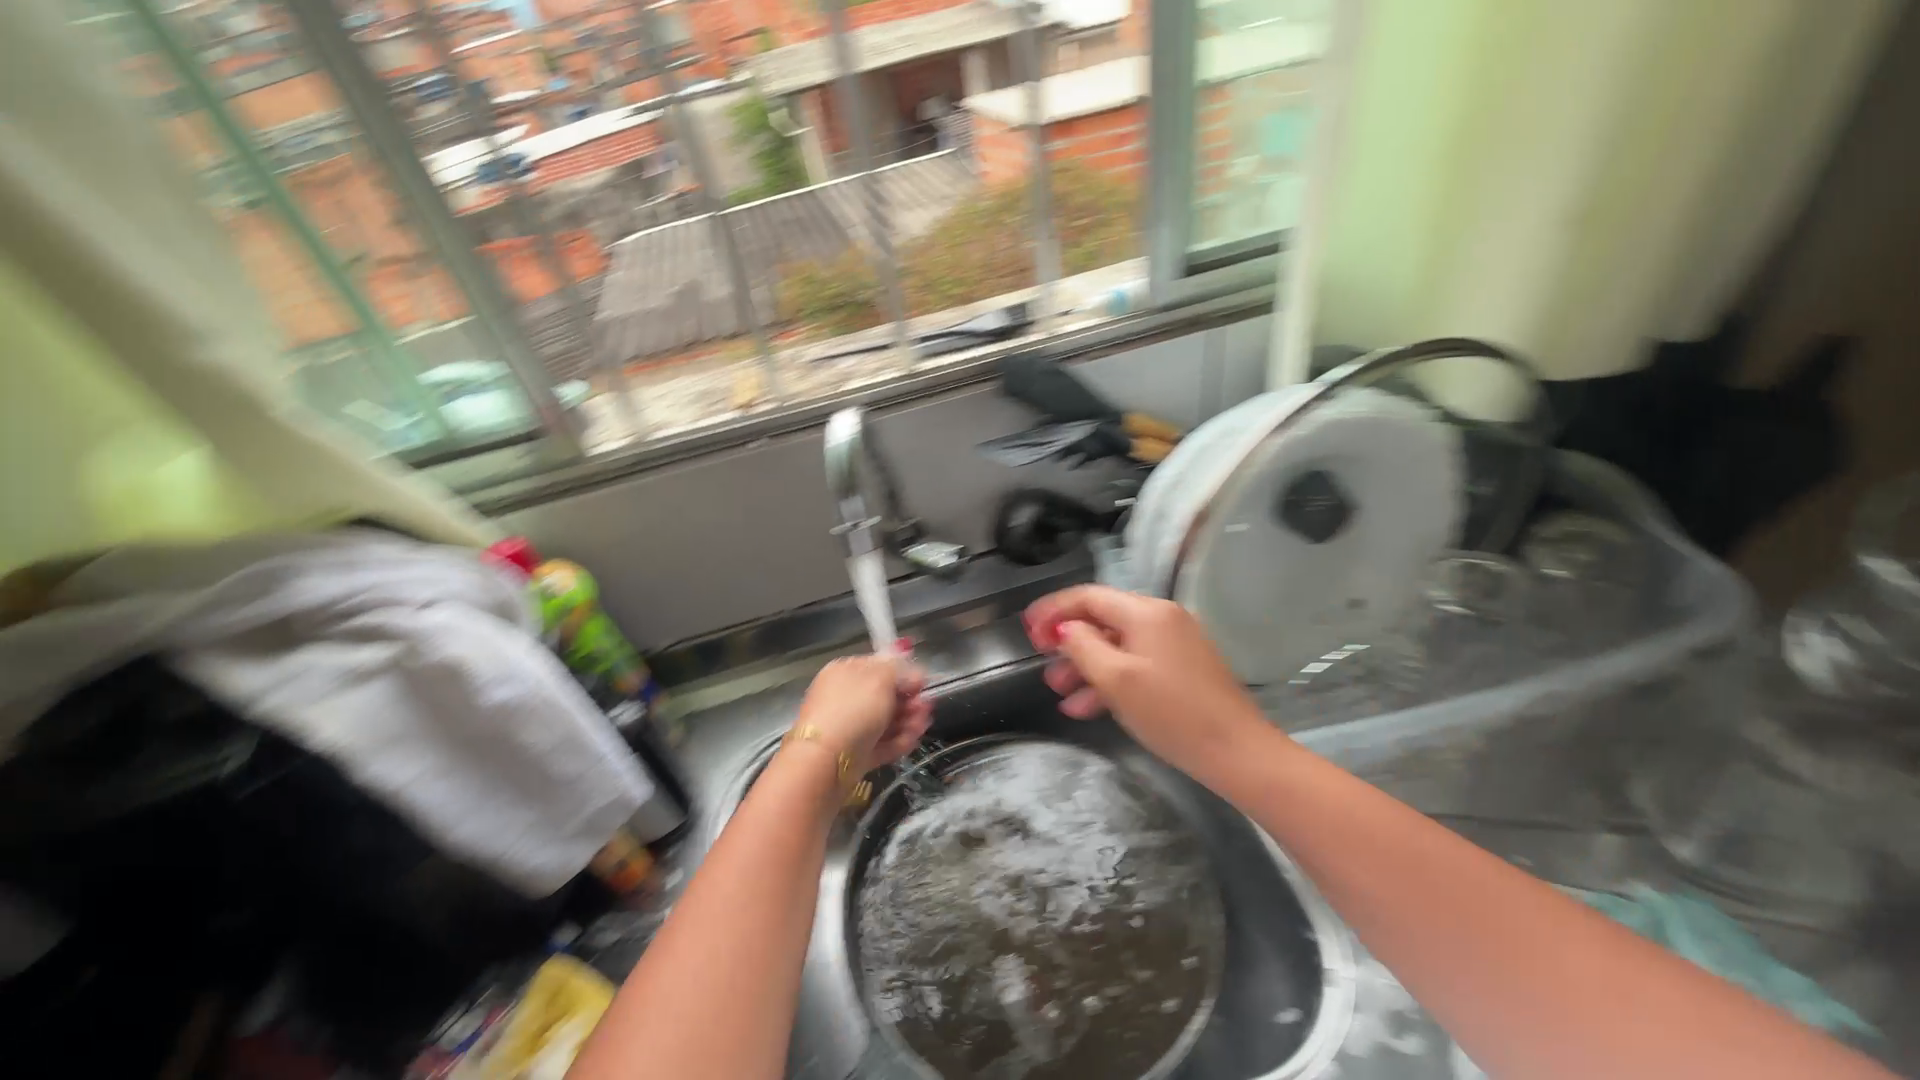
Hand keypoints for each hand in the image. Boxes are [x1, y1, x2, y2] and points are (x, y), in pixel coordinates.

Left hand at [792, 651, 933, 775]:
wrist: (826, 761)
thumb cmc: (852, 711)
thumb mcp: (879, 678)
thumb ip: (897, 667)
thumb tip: (905, 657)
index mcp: (844, 673)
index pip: (877, 666)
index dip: (902, 672)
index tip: (922, 682)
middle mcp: (845, 698)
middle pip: (884, 695)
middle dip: (909, 699)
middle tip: (925, 705)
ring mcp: (850, 727)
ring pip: (886, 721)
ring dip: (908, 720)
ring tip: (922, 723)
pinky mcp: (857, 754)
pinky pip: (882, 743)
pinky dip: (899, 740)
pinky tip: (914, 738)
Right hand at [1024, 585, 1273, 781]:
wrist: (1236, 752)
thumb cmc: (1171, 713)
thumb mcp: (1116, 680)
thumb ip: (1083, 647)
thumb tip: (1065, 629)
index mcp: (1146, 612)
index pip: (1088, 596)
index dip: (1053, 610)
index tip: (1026, 630)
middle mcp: (1162, 619)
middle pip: (1103, 619)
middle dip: (1068, 642)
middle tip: (1041, 664)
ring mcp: (1175, 644)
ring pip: (1117, 646)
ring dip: (1085, 666)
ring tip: (1058, 692)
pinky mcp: (1181, 670)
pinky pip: (1135, 665)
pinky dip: (1110, 680)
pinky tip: (1087, 707)